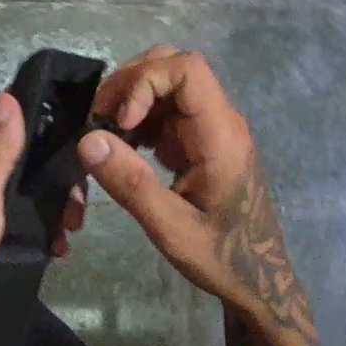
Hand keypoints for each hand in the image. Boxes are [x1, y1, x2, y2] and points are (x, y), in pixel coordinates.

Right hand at [75, 46, 265, 304]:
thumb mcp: (171, 228)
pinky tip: (121, 149)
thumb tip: (88, 140)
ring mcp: (208, 130)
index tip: (120, 122)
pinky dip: (136, 120)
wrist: (257, 279)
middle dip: (130, 84)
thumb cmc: (221, 257)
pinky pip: (164, 112)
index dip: (145, 82)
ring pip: (165, 85)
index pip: (186, 69)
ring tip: (104, 134)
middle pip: (173, 66)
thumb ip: (130, 184)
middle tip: (99, 120)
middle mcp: (218, 121)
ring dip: (129, 100)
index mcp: (220, 135)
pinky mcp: (196, 142)